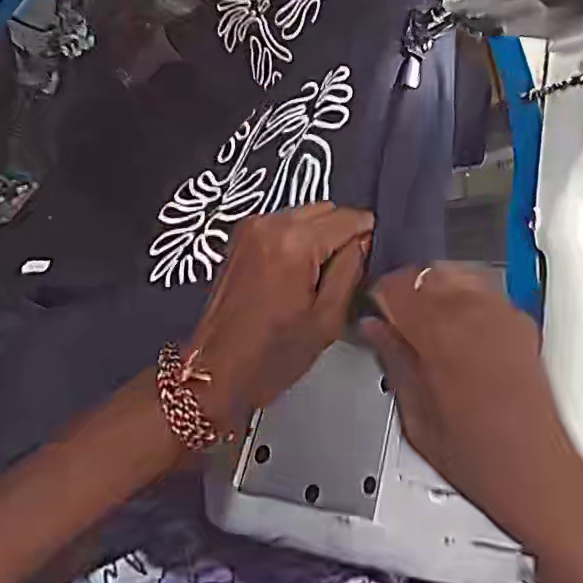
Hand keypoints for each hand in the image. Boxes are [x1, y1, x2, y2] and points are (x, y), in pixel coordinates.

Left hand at [184, 203, 372, 431]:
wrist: (215, 372)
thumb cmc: (269, 356)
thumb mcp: (328, 318)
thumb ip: (351, 270)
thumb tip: (362, 242)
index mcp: (294, 243)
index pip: (350, 218)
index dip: (366, 237)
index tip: (368, 259)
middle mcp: (271, 224)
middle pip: (328, 210)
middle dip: (342, 234)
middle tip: (343, 273)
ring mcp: (252, 227)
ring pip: (308, 213)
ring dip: (320, 235)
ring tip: (317, 277)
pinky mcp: (242, 236)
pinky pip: (286, 222)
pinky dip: (299, 238)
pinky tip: (296, 273)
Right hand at [360, 264, 582, 582]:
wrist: (538, 473)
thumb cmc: (483, 459)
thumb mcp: (417, 418)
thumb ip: (394, 361)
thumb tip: (376, 331)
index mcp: (441, 336)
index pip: (398, 286)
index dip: (379, 293)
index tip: (373, 305)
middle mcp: (474, 316)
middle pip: (427, 274)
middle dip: (405, 289)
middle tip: (392, 313)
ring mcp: (501, 315)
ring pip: (455, 273)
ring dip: (433, 287)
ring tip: (423, 317)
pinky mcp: (520, 322)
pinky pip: (482, 287)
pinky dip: (461, 293)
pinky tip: (454, 320)